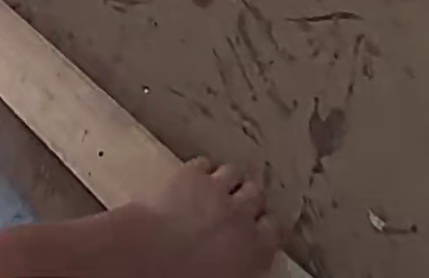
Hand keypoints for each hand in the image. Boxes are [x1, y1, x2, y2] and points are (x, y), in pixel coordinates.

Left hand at [120, 158, 279, 277]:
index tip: (261, 227)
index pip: (275, 228)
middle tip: (239, 204)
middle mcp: (240, 213)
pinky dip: (203, 169)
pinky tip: (196, 178)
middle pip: (256, 192)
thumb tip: (240, 259)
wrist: (153, 254)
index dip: (268, 225)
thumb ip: (242, 265)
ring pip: (233, 171)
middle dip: (249, 197)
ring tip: (219, 187)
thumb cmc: (188, 276)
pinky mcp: (191, 171)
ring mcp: (215, 188)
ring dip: (229, 179)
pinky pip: (205, 162)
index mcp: (254, 248)